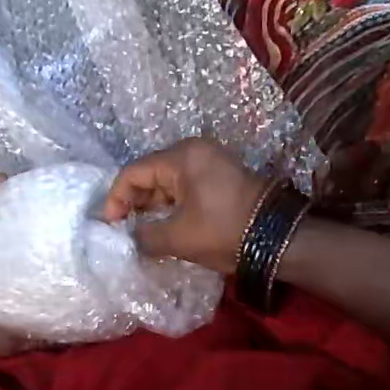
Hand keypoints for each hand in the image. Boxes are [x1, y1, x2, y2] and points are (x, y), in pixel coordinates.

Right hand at [102, 138, 268, 273]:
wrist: (279, 238)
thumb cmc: (224, 232)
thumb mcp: (178, 237)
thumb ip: (144, 236)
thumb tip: (129, 238)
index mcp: (182, 156)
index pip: (133, 172)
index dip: (116, 199)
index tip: (110, 225)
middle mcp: (195, 151)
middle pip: (150, 173)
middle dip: (134, 202)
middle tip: (124, 230)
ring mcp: (210, 162)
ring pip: (168, 181)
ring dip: (153, 206)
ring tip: (143, 232)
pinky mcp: (220, 177)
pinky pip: (185, 186)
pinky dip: (172, 204)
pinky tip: (165, 226)